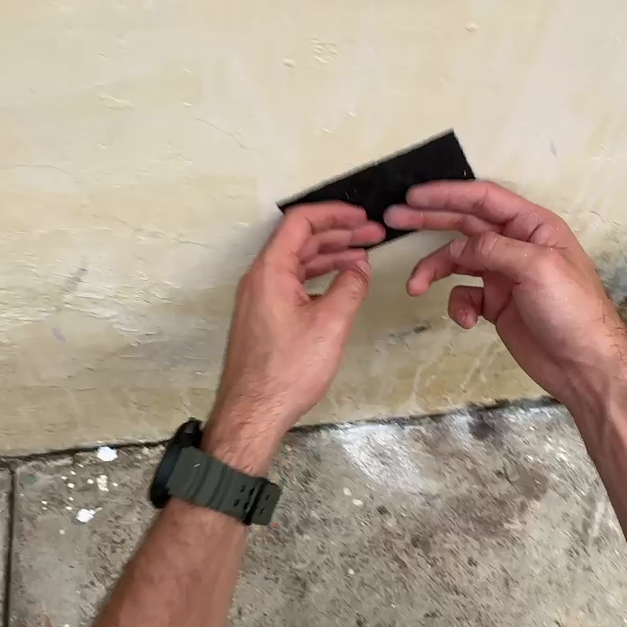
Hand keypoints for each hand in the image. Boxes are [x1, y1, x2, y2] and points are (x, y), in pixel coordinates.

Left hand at [206, 201, 383, 471]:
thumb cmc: (287, 370)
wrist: (253, 412)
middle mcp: (259, 278)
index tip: (363, 218)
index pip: (300, 222)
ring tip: (365, 256)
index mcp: (270, 270)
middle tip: (374, 235)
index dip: (334, 214)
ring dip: (330, 256)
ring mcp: (258, 297)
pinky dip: (318, 277)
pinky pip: (292, 282)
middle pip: (300, 241)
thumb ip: (349, 287)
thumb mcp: (330, 324)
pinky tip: (341, 284)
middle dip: (338, 234)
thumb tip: (360, 267)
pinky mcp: (263, 316)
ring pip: (297, 263)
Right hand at [385, 181, 626, 408]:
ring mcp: (504, 275)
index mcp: (533, 226)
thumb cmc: (573, 311)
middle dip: (428, 220)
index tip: (413, 196)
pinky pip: (464, 295)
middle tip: (393, 218)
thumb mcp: (536, 268)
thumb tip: (461, 247)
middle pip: (464, 224)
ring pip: (457, 262)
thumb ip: (494, 249)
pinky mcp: (496, 303)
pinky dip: (458, 306)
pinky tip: (466, 320)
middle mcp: (516, 245)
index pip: (483, 199)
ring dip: (433, 270)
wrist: (585, 365)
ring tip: (414, 285)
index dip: (447, 194)